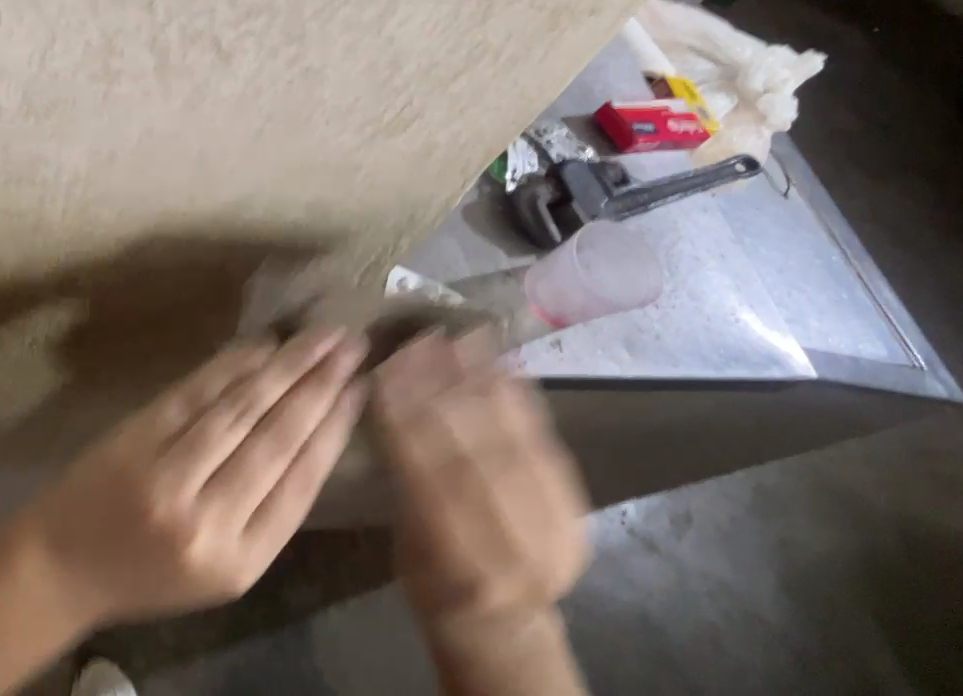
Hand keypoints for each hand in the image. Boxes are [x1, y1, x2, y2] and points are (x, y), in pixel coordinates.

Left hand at [12, 328, 369, 626]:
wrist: (63, 566)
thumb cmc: (148, 574)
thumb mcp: (220, 570)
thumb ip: (265, 514)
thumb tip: (313, 437)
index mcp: (240, 562)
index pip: (301, 484)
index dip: (334, 430)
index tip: (362, 389)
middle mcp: (208, 520)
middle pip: (277, 439)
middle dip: (320, 387)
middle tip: (353, 346)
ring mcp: (168, 474)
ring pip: (240, 410)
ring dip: (285, 368)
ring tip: (320, 338)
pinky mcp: (136, 438)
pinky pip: (196, 394)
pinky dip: (231, 366)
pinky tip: (262, 347)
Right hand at [371, 329, 589, 631]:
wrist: (506, 625)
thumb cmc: (434, 584)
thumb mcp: (405, 542)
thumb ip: (405, 481)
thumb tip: (393, 404)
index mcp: (462, 561)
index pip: (430, 475)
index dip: (408, 419)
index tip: (386, 370)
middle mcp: (516, 546)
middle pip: (477, 452)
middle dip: (445, 389)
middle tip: (421, 340)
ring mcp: (555, 525)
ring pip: (514, 439)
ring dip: (484, 382)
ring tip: (458, 336)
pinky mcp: (575, 506)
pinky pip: (546, 441)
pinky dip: (521, 397)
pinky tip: (500, 360)